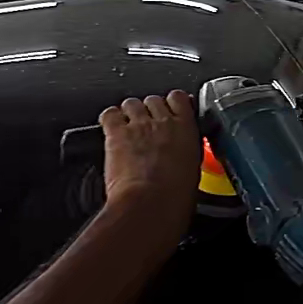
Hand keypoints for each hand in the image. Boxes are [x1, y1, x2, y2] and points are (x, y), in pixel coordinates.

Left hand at [98, 92, 200, 211]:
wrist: (150, 204)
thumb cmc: (173, 198)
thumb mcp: (193, 171)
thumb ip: (186, 154)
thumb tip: (181, 157)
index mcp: (185, 129)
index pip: (179, 98)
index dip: (171, 103)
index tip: (169, 110)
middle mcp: (162, 122)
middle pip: (153, 100)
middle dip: (149, 110)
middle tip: (147, 127)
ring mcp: (138, 125)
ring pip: (131, 103)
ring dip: (129, 113)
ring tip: (128, 129)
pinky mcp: (117, 133)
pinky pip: (110, 114)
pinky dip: (109, 118)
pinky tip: (110, 128)